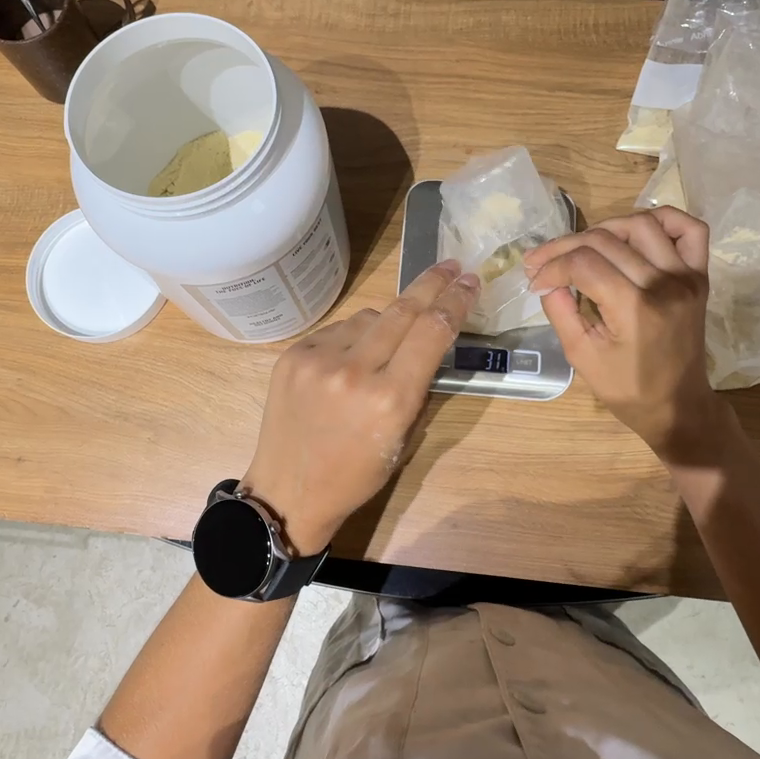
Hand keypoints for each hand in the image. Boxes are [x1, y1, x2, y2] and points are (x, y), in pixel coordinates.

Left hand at [238, 260, 478, 554]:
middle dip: (433, 285)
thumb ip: (419, 386)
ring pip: (369, 317)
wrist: (289, 490)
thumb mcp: (404, 438)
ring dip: (388, 320)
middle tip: (453, 267)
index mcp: (390, 400)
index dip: (456, 301)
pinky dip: (354, 335)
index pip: (433, 331)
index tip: (471, 282)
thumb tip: (429, 340)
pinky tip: (353, 357)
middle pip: (404, 310)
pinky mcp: (293, 354)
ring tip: (391, 342)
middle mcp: (354, 371)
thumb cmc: (356, 475)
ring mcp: (318, 359)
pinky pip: (338, 329)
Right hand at [523, 207, 734, 463]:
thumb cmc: (626, 388)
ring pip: (641, 224)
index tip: (534, 281)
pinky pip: (689, 229)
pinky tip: (634, 231)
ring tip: (583, 248)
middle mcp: (665, 283)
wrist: (677, 404)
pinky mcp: (699, 275)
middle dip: (564, 247)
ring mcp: (687, 276)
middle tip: (542, 262)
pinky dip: (663, 219)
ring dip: (604, 229)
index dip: (551, 267)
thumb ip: (561, 312)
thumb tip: (544, 280)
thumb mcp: (581, 356)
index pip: (583, 263)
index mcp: (635, 307)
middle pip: (605, 239)